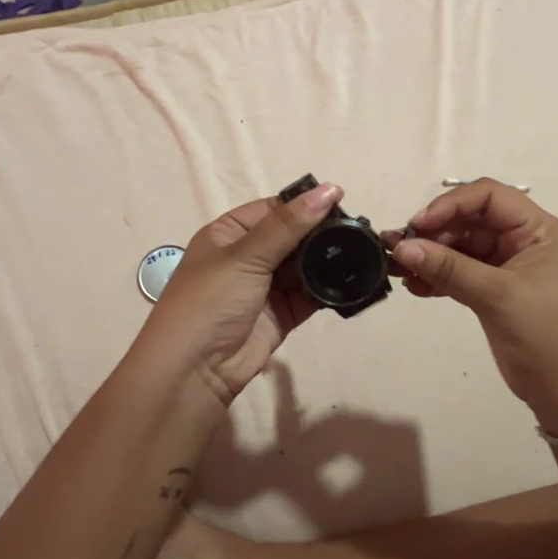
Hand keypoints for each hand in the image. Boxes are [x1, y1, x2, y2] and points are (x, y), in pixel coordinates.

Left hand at [137, 184, 342, 407]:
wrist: (193, 370)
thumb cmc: (210, 301)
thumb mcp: (246, 255)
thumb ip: (289, 224)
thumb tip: (330, 189)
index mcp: (227, 234)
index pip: (273, 210)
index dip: (304, 205)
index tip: (343, 201)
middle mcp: (246, 258)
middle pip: (292, 238)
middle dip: (321, 235)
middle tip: (361, 230)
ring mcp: (264, 289)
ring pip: (303, 267)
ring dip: (328, 262)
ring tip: (364, 252)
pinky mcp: (281, 316)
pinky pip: (309, 296)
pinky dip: (328, 290)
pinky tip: (353, 281)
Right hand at [390, 180, 557, 433]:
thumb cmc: (546, 335)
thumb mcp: (498, 297)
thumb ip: (450, 268)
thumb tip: (401, 246)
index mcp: (536, 230)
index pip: (488, 196)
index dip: (450, 204)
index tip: (417, 225)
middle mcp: (521, 240)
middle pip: (469, 220)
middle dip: (432, 232)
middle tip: (396, 249)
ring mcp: (506, 267)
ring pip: (459, 247)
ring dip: (429, 256)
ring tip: (395, 269)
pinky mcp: (492, 292)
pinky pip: (458, 273)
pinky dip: (436, 278)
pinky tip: (413, 288)